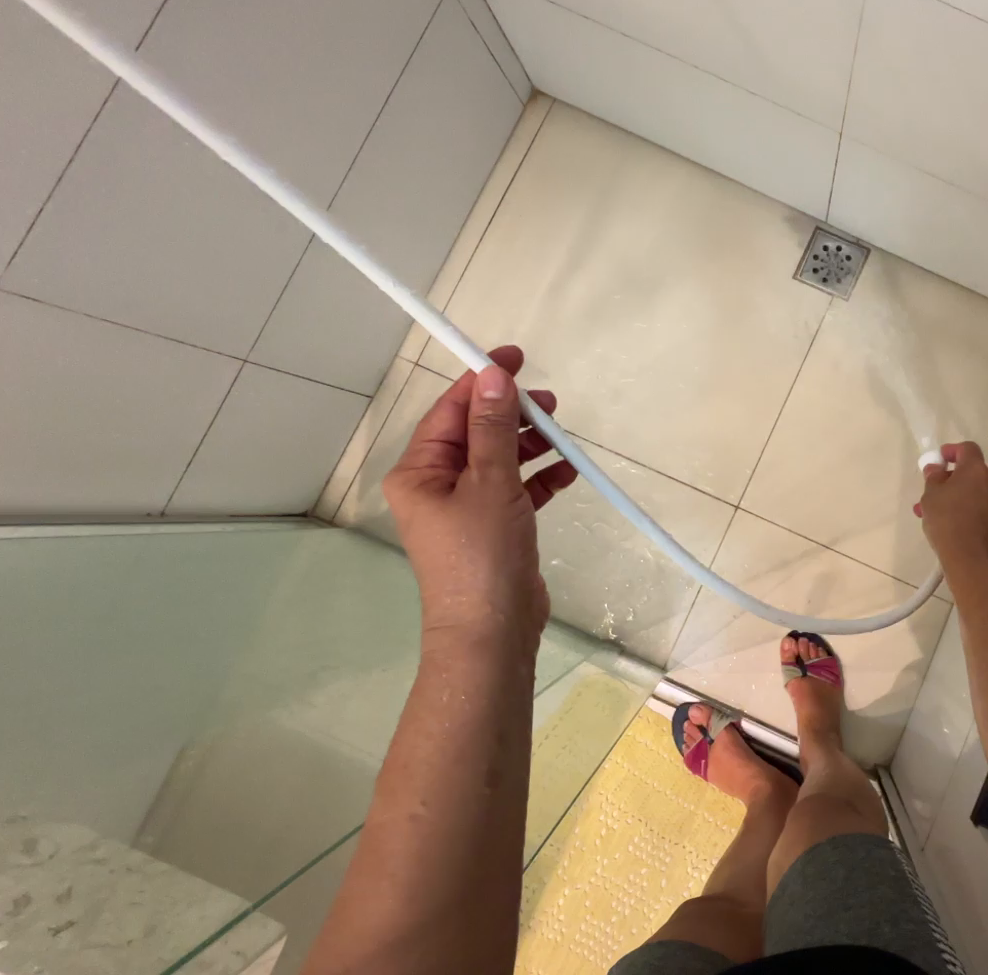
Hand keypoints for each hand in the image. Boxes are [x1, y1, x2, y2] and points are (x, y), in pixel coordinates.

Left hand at [383, 345, 576, 649]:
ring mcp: (467, 507)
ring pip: (500, 458)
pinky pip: (517, 487)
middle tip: (551, 402)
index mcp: (420, 471)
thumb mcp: (490, 483)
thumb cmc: (482, 554)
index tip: (516, 356)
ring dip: (531, 444)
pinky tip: (567, 471)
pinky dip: (541, 477)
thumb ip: (493, 428)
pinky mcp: (495, 526)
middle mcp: (438, 484)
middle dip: (514, 414)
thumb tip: (492, 375)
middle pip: (477, 432)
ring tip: (563, 434)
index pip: (451, 410)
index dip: (482, 380)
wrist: (493, 631)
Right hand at [914, 441, 987, 566]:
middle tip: (932, 492)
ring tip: (935, 514)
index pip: (968, 449)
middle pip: (971, 473)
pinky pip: (980, 510)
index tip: (938, 461)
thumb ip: (933, 477)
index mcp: (976, 471)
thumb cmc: (946, 520)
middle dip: (950, 480)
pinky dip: (966, 512)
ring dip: (956, 498)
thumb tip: (936, 468)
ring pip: (974, 494)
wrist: (969, 559)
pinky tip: (950, 527)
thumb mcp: (930, 495)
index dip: (952, 451)